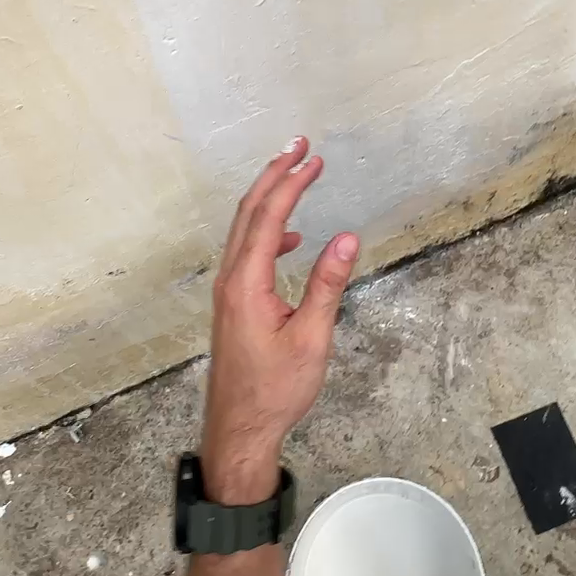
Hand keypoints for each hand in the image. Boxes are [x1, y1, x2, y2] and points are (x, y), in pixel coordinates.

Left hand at [200, 137, 359, 503]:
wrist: (239, 430)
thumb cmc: (276, 390)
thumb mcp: (312, 339)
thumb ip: (327, 285)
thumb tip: (347, 237)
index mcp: (247, 282)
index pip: (269, 217)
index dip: (290, 183)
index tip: (313, 158)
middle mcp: (231, 278)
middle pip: (248, 211)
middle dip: (274, 174)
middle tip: (299, 144)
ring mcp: (228, 290)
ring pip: (244, 228)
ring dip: (269, 197)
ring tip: (296, 175)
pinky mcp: (233, 302)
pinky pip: (248, 251)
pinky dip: (269, 231)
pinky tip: (292, 239)